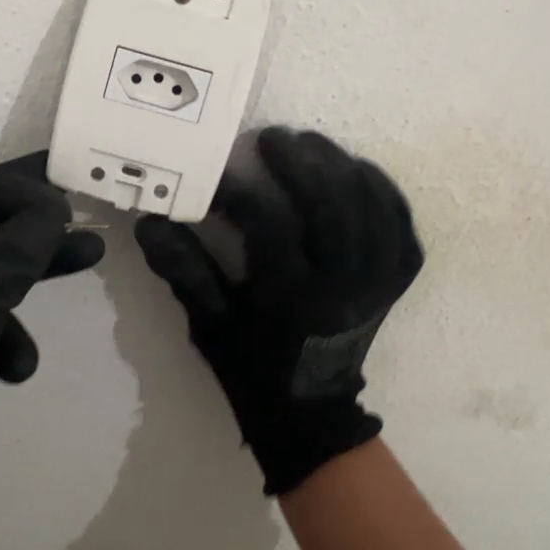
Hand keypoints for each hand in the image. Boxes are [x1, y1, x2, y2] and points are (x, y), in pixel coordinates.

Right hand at [136, 128, 422, 494]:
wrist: (311, 413)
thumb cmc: (250, 368)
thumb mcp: (208, 324)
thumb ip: (183, 269)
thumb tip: (148, 221)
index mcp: (291, 297)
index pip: (269, 224)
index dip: (239, 191)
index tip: (214, 174)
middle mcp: (341, 286)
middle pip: (331, 205)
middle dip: (300, 163)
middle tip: (272, 137)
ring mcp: (376, 283)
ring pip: (369, 207)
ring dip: (340, 166)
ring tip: (310, 143)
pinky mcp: (395, 283)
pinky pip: (400, 226)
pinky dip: (384, 192)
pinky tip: (360, 169)